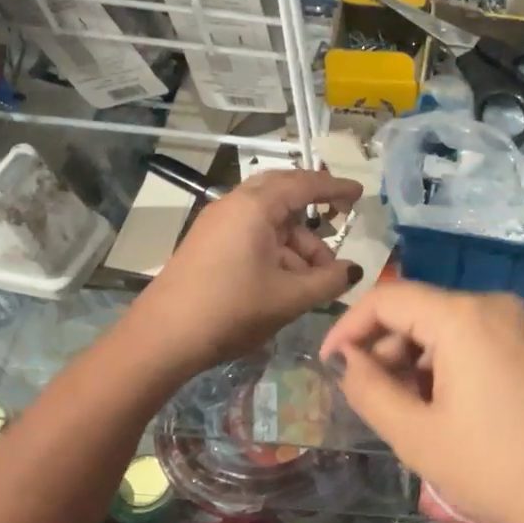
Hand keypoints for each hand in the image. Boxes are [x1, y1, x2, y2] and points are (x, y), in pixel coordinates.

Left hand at [137, 169, 362, 367]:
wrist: (164, 337)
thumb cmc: (232, 309)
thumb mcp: (290, 297)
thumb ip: (329, 280)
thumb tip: (354, 270)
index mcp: (254, 207)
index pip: (303, 185)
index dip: (334, 188)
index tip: (359, 193)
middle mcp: (234, 206)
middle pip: (282, 194)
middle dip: (314, 208)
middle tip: (341, 218)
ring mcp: (218, 225)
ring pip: (269, 221)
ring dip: (298, 243)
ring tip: (318, 279)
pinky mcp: (209, 245)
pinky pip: (252, 235)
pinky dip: (277, 250)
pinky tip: (290, 281)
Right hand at [319, 283, 523, 522]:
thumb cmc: (495, 467)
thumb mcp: (416, 436)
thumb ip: (369, 391)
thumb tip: (349, 361)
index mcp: (462, 318)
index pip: (388, 298)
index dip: (348, 326)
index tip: (329, 364)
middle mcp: (495, 306)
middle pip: (421, 312)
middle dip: (387, 350)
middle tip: (376, 401)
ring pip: (450, 329)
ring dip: (419, 362)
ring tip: (415, 415)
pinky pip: (481, 341)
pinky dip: (453, 365)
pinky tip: (454, 411)